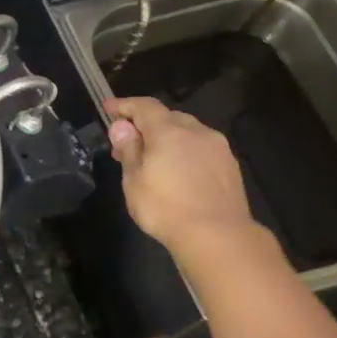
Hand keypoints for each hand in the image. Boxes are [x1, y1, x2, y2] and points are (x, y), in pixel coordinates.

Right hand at [103, 97, 255, 253]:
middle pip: (168, 117)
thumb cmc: (164, 207)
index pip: (145, 107)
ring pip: (187, 131)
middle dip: (145, 124)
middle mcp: (196, 131)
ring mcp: (216, 146)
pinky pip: (200, 147)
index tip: (108, 108)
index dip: (125, 105)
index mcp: (169, 132)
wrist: (215, 232)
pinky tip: (177, 170)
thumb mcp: (134, 180)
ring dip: (167, 137)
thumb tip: (121, 126)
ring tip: (151, 158)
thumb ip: (129, 150)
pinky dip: (184, 150)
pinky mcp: (228, 163)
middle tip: (126, 143)